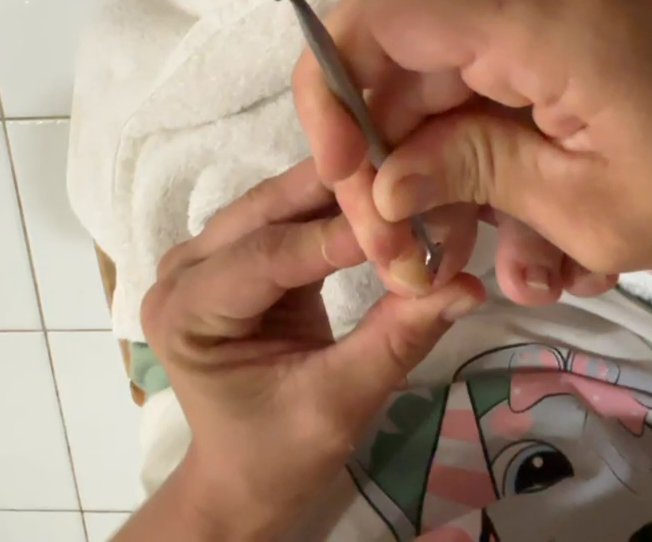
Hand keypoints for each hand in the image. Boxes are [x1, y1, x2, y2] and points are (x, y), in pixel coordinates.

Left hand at [136, 162, 483, 539]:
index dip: (336, 234)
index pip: (266, 255)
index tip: (406, 220)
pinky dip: (336, 205)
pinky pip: (290, 212)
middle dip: (339, 191)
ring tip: (403, 179)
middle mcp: (184, 268)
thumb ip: (396, 339)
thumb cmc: (280, 454)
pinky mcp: (238, 248)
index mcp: (185, 312)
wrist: (246, 475)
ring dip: (341, 188)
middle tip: (411, 176)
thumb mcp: (339, 404)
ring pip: (280, 200)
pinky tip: (381, 196)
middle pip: (267, 210)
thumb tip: (467, 284)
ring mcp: (207, 252)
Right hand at [294, 0, 651, 275]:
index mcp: (533, 15)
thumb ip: (472, 176)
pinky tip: (510, 238)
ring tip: (457, 265)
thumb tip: (378, 182)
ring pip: (436, 88)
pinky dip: (474, 158)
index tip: (345, 176)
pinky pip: (482, 91)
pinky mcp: (554, 35)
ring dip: (431, 173)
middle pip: (397, 64)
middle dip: (382, 163)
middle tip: (405, 258)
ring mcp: (538, 9)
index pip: (377, 11)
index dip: (329, 86)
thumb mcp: (596, 207)